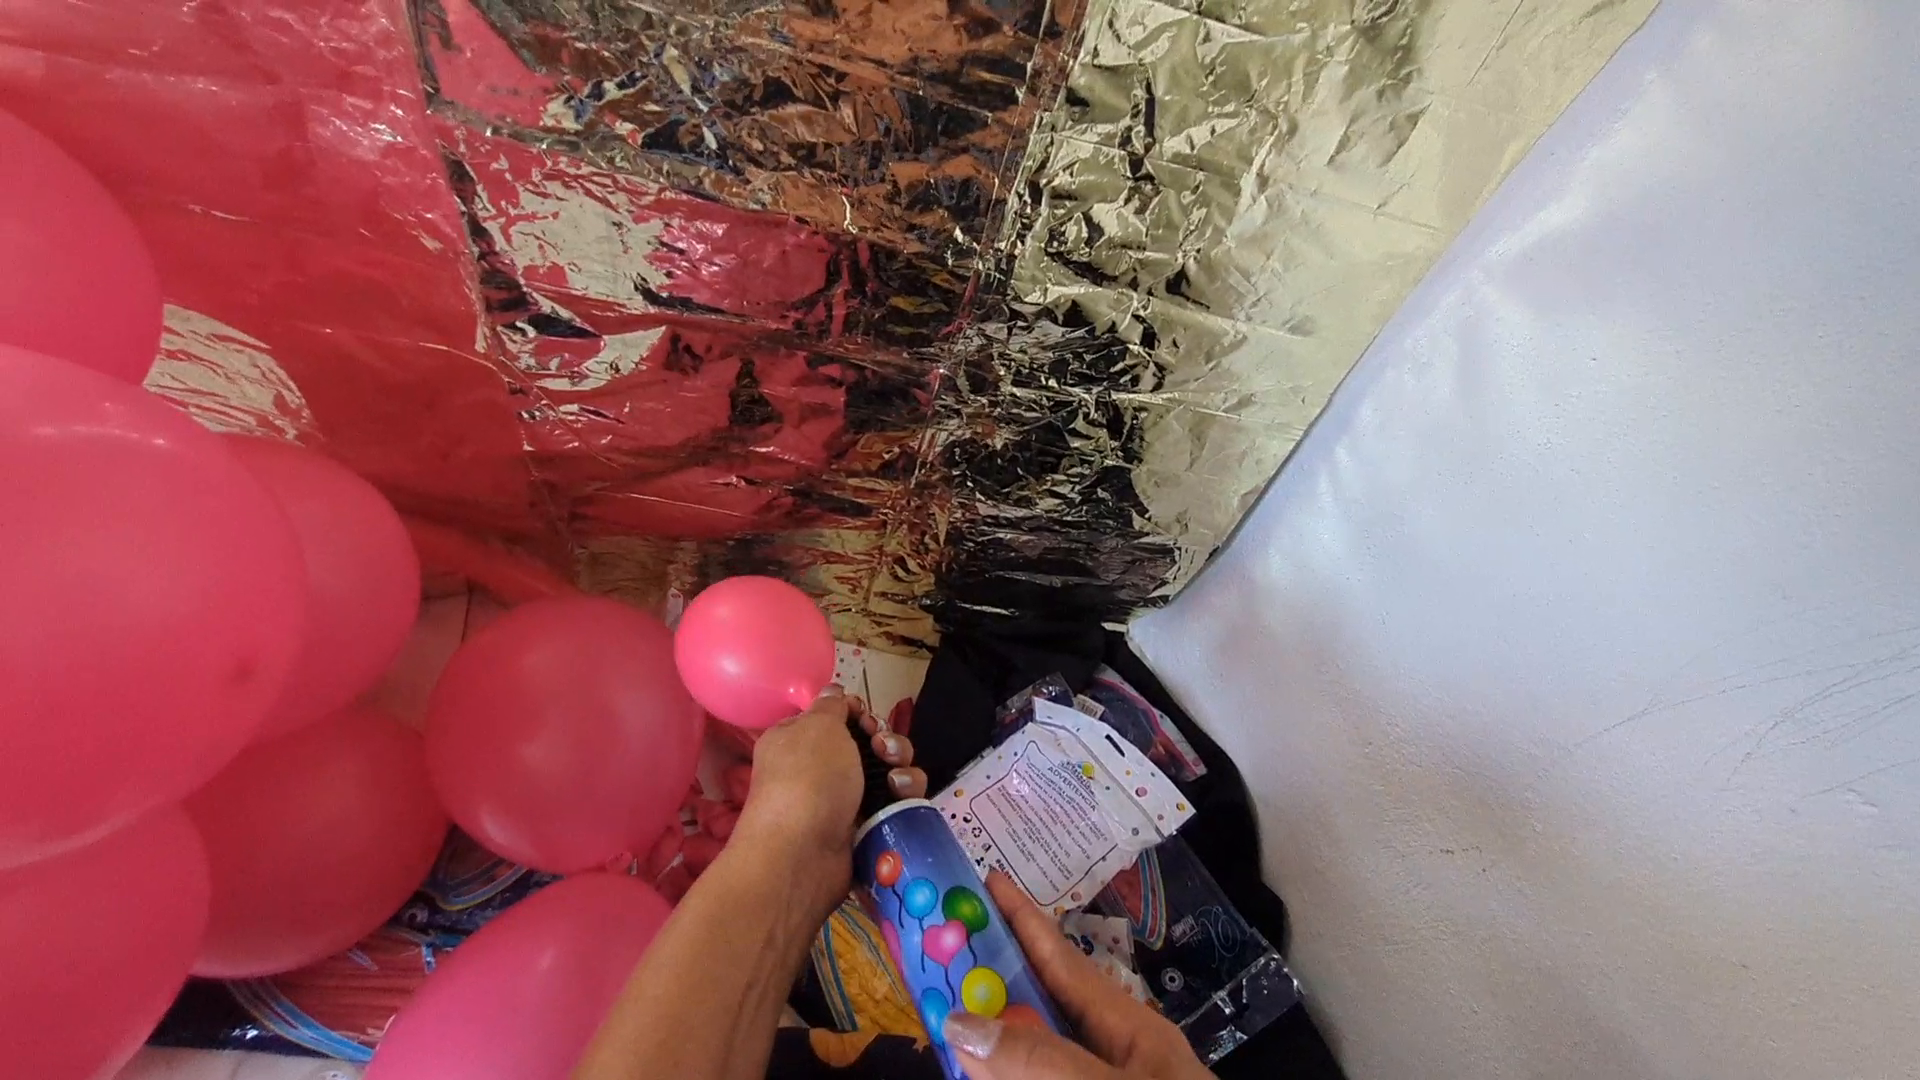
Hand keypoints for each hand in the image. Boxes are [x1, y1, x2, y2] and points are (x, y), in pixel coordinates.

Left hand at [732, 687, 927, 914]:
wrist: (802, 855)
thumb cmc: (807, 779)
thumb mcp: (818, 727)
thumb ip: (832, 706)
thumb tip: (834, 691)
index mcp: (799, 740)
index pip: (837, 717)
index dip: (858, 713)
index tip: (865, 718)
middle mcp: (820, 769)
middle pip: (869, 742)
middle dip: (886, 739)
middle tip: (882, 747)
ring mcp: (843, 800)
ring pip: (888, 771)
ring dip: (901, 766)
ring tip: (895, 779)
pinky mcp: (866, 826)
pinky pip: (895, 802)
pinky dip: (904, 795)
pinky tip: (900, 796)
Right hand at [943, 872, 1210, 1079]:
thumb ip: (1041, 1062)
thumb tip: (960, 1022)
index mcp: (1132, 1034)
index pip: (1064, 962)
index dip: (1024, 919)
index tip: (986, 879)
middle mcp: (1113, 1064)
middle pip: (1040, 1011)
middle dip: (992, 986)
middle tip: (937, 958)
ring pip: (1032, 1061)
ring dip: (993, 1045)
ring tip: (947, 1024)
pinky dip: (1007, 1075)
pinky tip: (979, 1073)